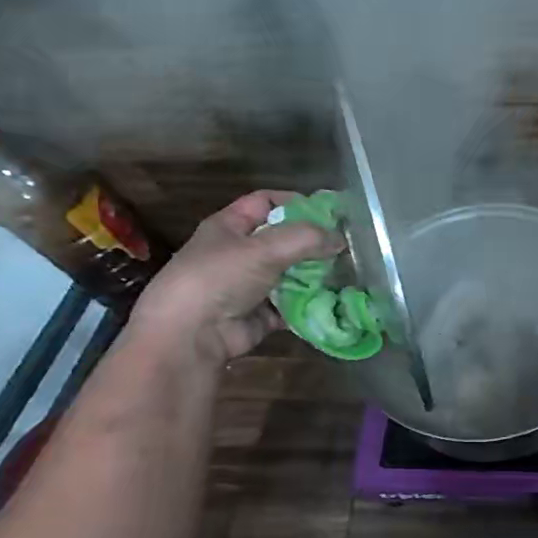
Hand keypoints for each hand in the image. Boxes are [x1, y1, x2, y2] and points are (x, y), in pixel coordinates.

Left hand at [129, 190, 342, 363]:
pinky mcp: (259, 315)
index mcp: (230, 227)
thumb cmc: (220, 278)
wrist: (192, 335)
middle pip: (283, 241)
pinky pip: (290, 306)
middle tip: (345, 249)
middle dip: (312, 244)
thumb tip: (340, 239)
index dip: (295, 202)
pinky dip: (308, 306)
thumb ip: (305, 239)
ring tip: (345, 277)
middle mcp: (239, 254)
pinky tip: (332, 304)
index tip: (328, 212)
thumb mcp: (263, 249)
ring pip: (290, 275)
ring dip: (314, 277)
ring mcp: (249, 286)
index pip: (265, 202)